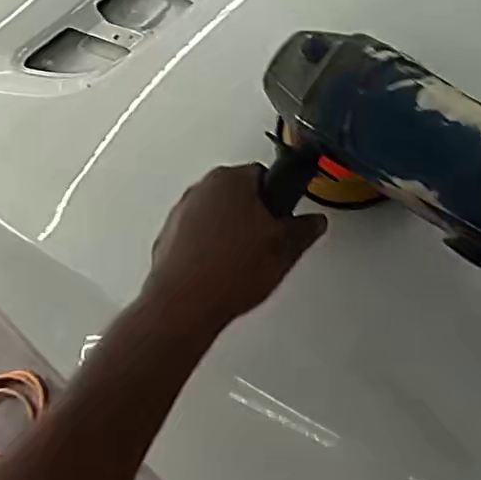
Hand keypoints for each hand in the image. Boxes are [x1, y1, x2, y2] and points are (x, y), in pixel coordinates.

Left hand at [140, 164, 326, 326]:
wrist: (185, 306)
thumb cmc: (229, 271)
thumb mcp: (288, 247)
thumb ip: (306, 227)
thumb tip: (313, 223)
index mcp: (231, 180)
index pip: (265, 173)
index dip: (280, 195)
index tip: (286, 211)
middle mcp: (201, 190)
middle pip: (239, 192)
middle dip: (255, 212)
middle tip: (271, 236)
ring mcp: (180, 214)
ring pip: (217, 214)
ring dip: (231, 229)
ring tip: (248, 258)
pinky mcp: (167, 239)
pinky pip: (197, 235)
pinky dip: (211, 247)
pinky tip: (227, 269)